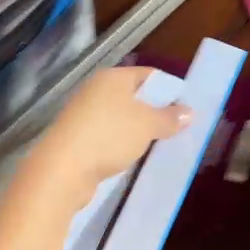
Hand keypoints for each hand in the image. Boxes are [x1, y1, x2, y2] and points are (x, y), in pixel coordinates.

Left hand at [24, 67, 192, 202]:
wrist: (59, 173)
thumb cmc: (109, 137)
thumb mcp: (148, 125)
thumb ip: (170, 117)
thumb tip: (189, 112)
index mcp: (112, 78)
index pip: (148, 75)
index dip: (168, 88)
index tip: (183, 106)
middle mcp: (95, 91)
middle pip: (133, 96)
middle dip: (153, 111)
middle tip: (173, 127)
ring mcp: (81, 116)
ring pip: (119, 118)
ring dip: (136, 130)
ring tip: (155, 144)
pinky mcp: (73, 140)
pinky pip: (105, 136)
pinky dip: (119, 145)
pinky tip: (130, 158)